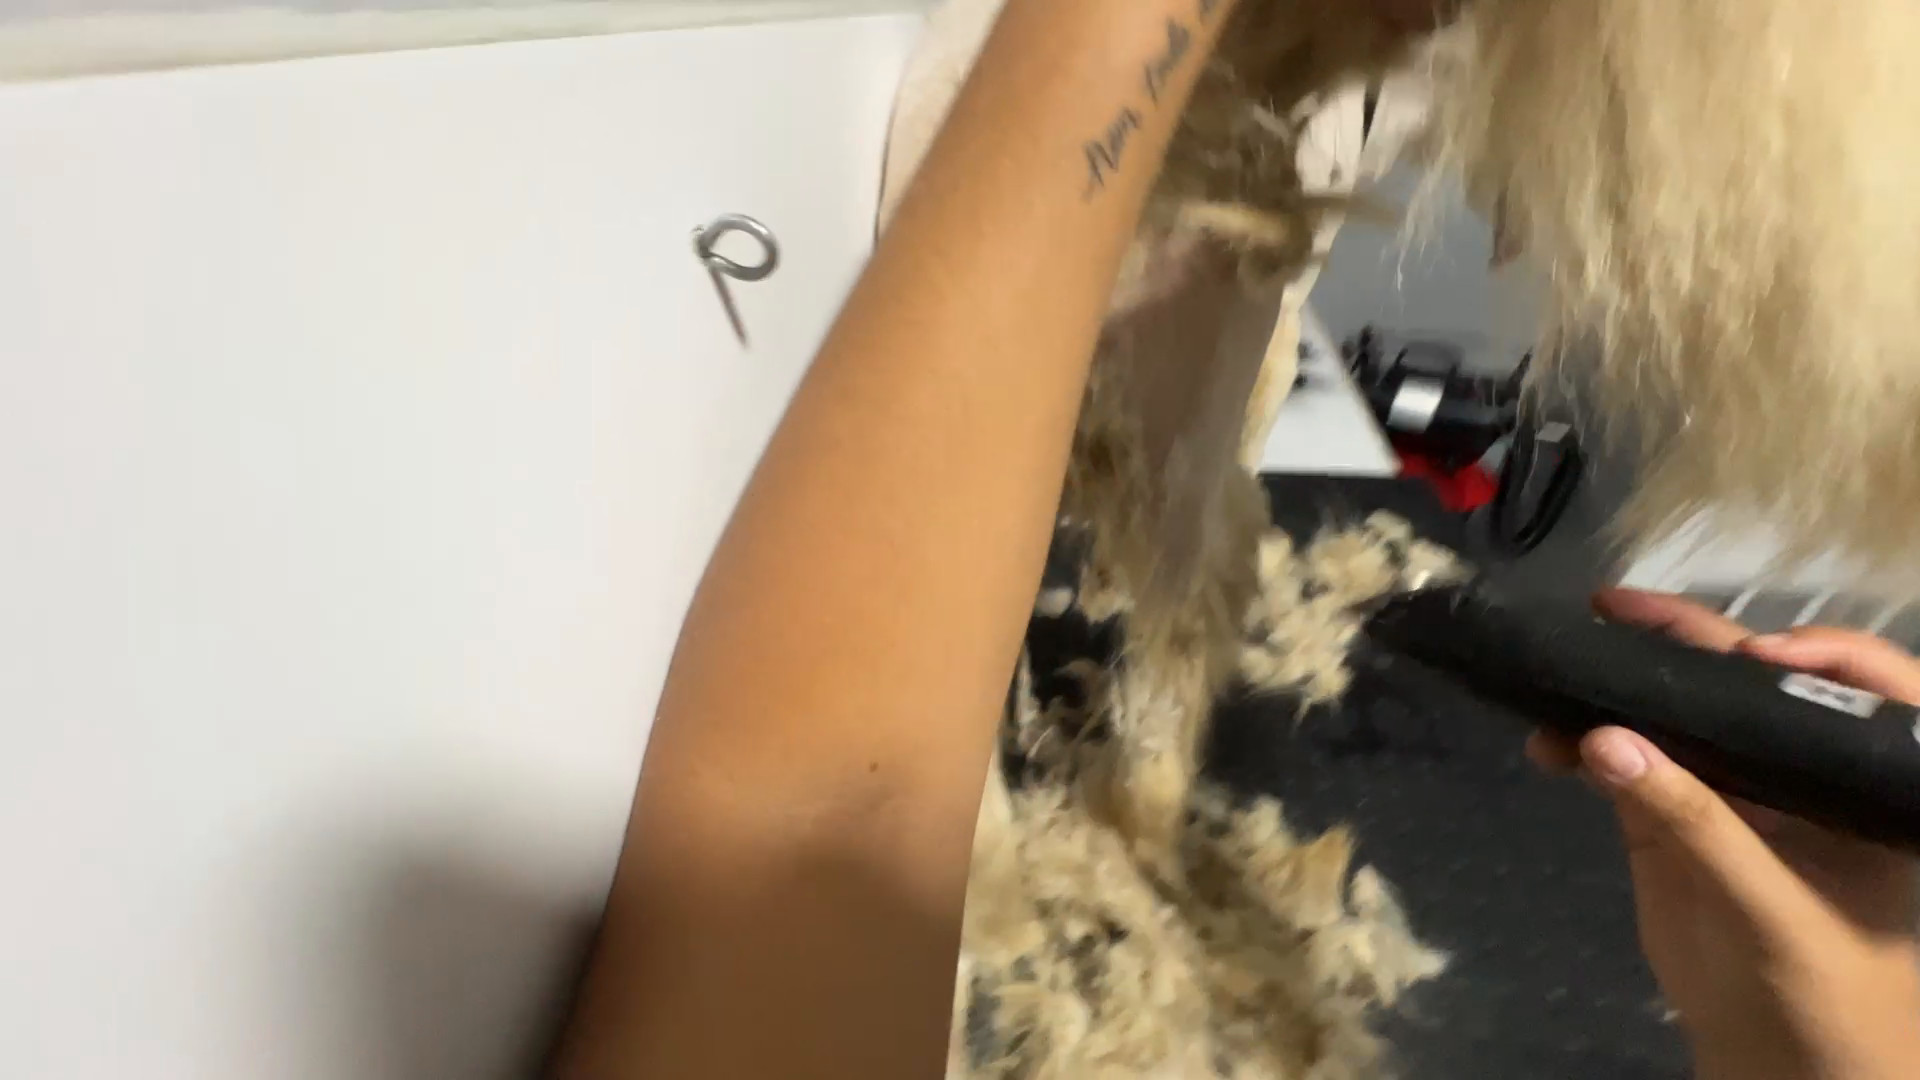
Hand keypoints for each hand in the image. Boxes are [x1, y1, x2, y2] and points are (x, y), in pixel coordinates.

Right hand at [1528, 589, 1919, 1079]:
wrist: (1769, 1052)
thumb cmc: (1823, 991)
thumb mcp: (1772, 908)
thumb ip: (1693, 821)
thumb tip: (1602, 738)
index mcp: (1866, 790)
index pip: (1874, 703)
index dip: (1832, 662)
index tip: (1756, 652)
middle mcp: (1795, 774)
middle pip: (1746, 689)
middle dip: (1684, 643)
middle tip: (1614, 608)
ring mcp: (1723, 788)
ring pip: (1667, 713)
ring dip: (1610, 689)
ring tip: (1558, 667)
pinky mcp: (1662, 807)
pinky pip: (1613, 756)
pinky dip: (1573, 743)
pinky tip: (1542, 744)